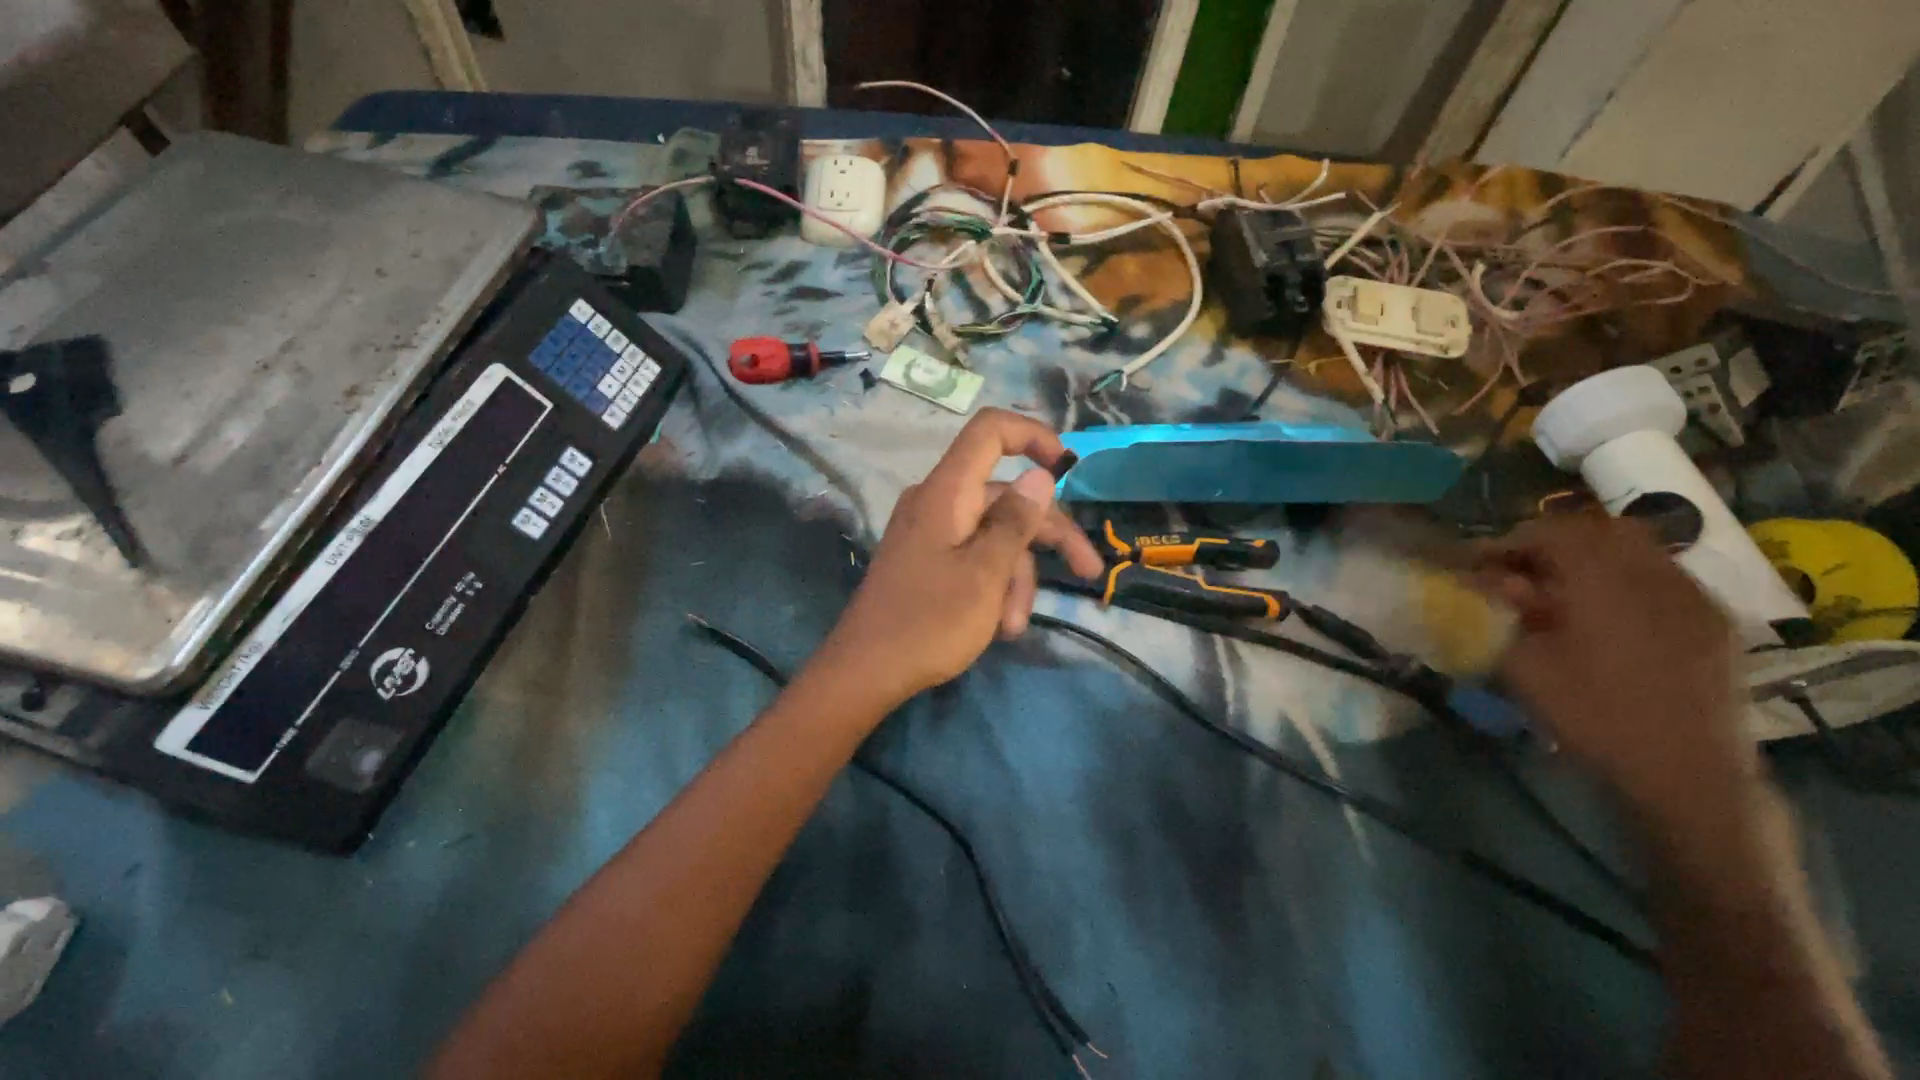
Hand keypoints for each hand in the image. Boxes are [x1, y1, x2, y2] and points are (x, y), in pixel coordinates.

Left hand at [810, 409, 1104, 710]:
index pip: (990, 431)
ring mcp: (930, 531)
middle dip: (1048, 535)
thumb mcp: (985, 574)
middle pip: (1005, 496)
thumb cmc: (929, 622)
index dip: (1034, 437)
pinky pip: (972, 555)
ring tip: (1014, 625)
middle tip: (1088, 571)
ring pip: (994, 534)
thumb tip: (1040, 475)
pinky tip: (999, 625)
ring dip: (1016, 577)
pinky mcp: (926, 560)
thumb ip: (1015, 522)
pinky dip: (993, 584)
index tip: (1070, 468)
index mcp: (947, 491)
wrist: (865, 671)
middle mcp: (937, 501)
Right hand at [1473, 513, 1750, 805]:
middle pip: (1601, 529)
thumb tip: (1488, 582)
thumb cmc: (1596, 717)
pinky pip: (1666, 578)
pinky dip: (1629, 579)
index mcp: (1605, 580)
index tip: (1481, 562)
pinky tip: (1611, 614)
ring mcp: (1693, 596)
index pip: (1553, 532)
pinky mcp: (1715, 622)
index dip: (1511, 540)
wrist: (1688, 775)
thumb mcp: (1527, 667)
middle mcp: (1655, 574)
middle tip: (1523, 569)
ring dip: (1595, 557)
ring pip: (1639, 549)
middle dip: (1555, 541)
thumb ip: (1505, 614)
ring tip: (1564, 589)